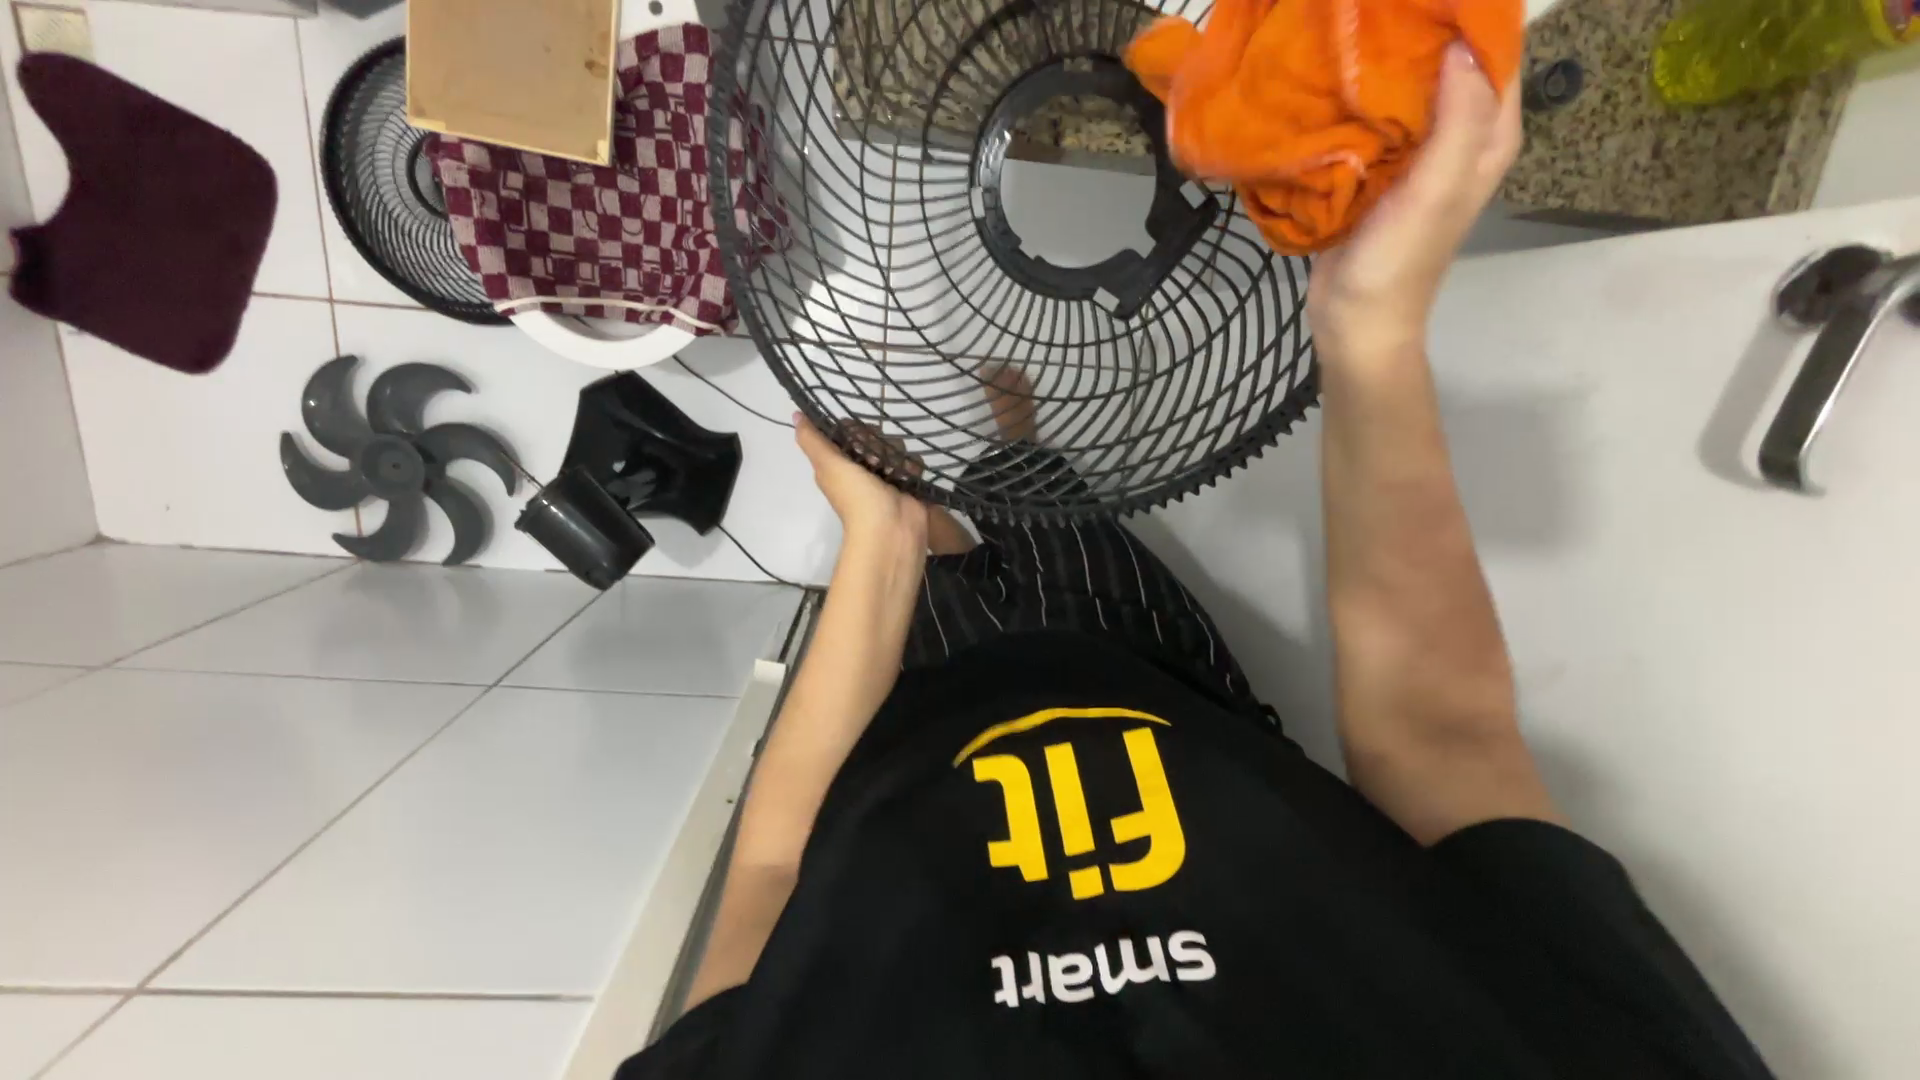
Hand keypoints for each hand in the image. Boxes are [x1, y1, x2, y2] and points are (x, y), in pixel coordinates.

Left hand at [794, 415, 929, 549]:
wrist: (890, 528)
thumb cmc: (856, 497)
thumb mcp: (828, 465)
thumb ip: (812, 440)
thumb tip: (795, 415)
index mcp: (838, 464)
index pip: (846, 432)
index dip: (852, 428)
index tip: (857, 433)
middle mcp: (860, 468)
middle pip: (872, 436)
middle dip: (876, 442)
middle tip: (874, 459)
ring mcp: (885, 475)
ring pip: (894, 446)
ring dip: (895, 455)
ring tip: (892, 471)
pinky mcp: (906, 482)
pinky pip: (912, 461)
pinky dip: (911, 467)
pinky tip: (907, 476)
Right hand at [1307, 43, 1520, 356]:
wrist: (1354, 323)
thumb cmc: (1399, 262)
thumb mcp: (1437, 190)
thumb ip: (1458, 121)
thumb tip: (1460, 44)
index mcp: (1486, 138)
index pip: (1496, 54)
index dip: (1470, 18)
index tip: (1424, 0)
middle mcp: (1455, 140)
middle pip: (1448, 67)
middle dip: (1419, 36)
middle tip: (1376, 13)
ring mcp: (1412, 158)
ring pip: (1405, 93)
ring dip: (1380, 67)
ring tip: (1348, 35)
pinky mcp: (1372, 174)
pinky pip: (1369, 124)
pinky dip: (1353, 104)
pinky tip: (1328, 87)